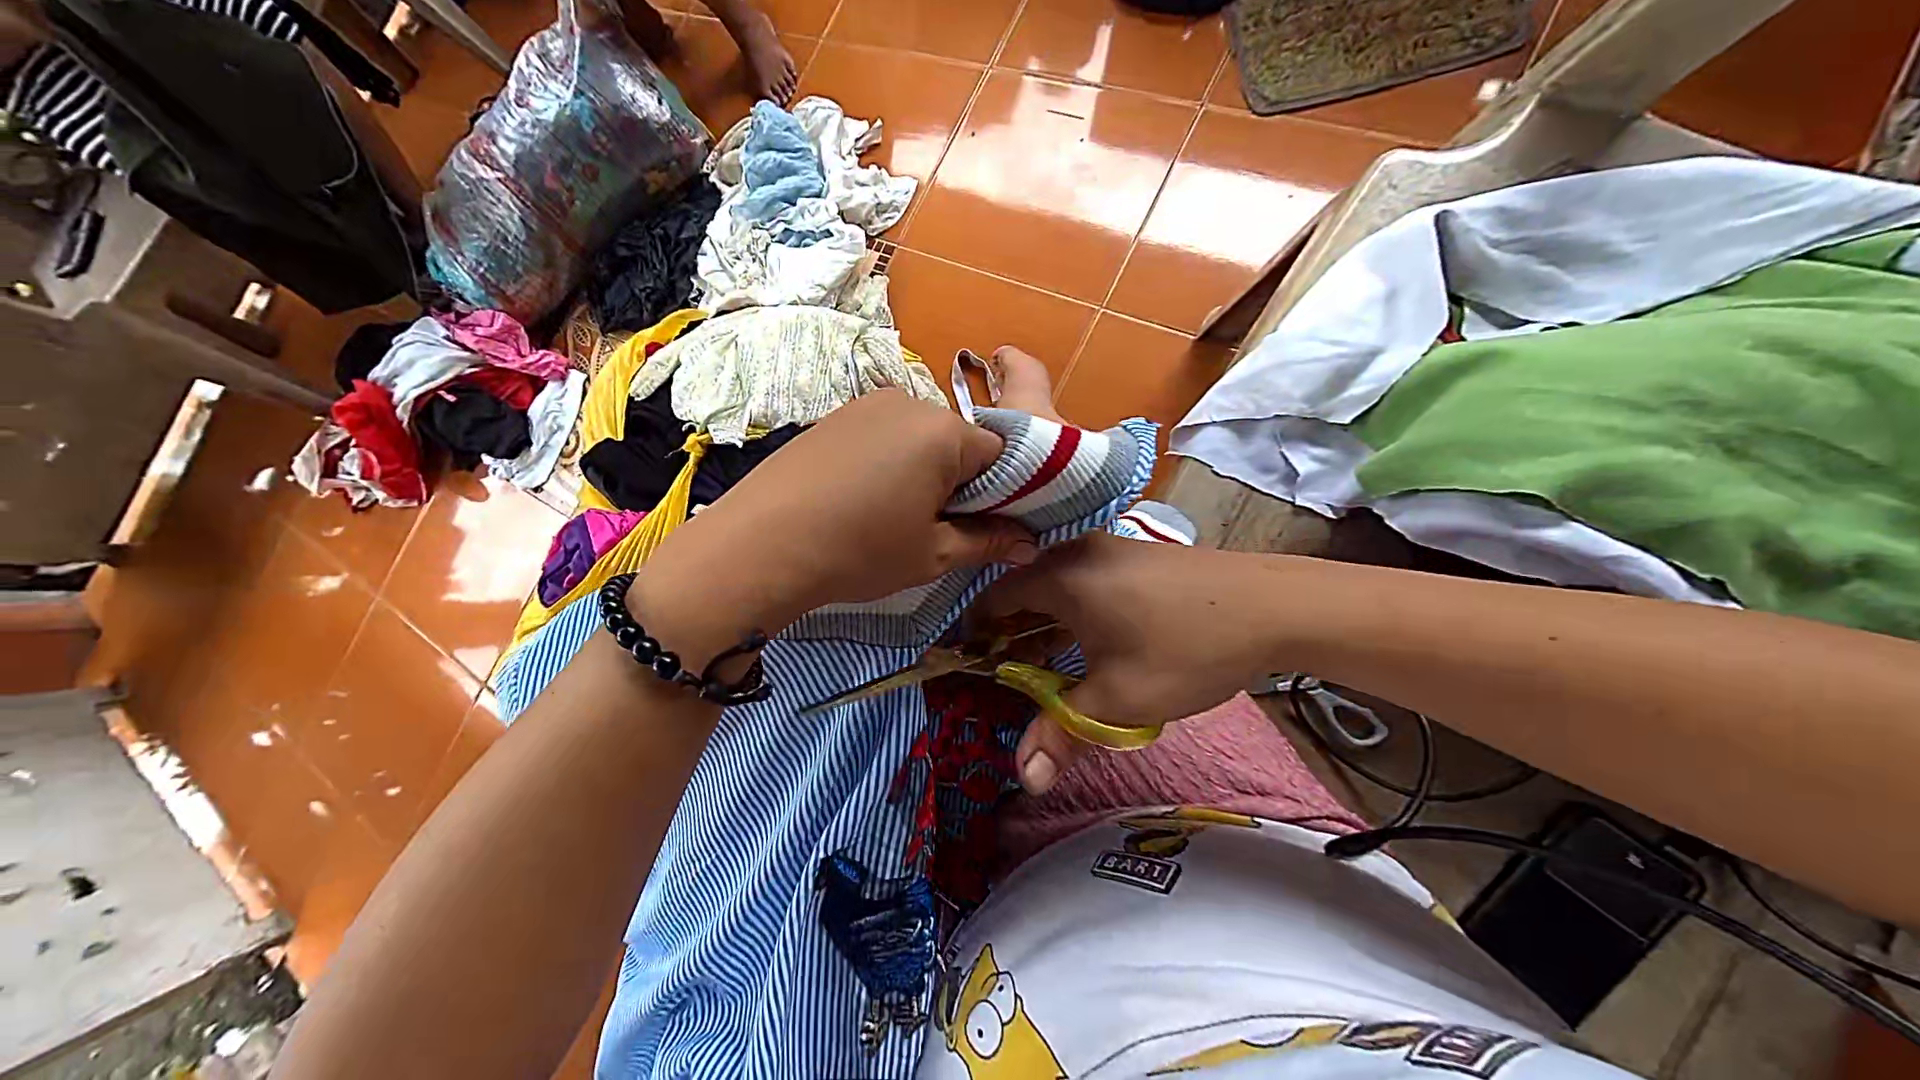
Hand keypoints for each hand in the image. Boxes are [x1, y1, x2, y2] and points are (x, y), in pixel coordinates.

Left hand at [630, 390, 1036, 666]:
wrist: (761, 544)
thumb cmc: (860, 550)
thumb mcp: (932, 554)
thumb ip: (987, 542)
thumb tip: (1030, 544)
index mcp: (943, 432)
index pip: (999, 455)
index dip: (999, 495)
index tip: (982, 528)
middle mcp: (908, 402)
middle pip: (957, 443)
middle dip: (959, 483)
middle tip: (935, 528)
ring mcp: (865, 405)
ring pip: (918, 440)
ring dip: (922, 474)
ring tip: (893, 517)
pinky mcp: (833, 418)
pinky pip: (882, 437)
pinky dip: (887, 465)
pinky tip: (861, 500)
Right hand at [977, 535, 1288, 793]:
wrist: (1275, 607)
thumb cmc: (1185, 648)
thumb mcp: (1119, 700)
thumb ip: (1063, 733)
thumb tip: (1024, 778)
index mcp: (1062, 577)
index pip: (995, 597)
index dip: (977, 632)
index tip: (970, 664)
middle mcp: (1079, 552)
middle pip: (1025, 589)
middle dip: (1011, 631)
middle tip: (1005, 672)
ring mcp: (1113, 547)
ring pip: (1058, 585)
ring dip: (1046, 622)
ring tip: (1044, 663)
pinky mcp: (1139, 555)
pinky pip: (1086, 580)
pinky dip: (1074, 609)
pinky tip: (1091, 640)